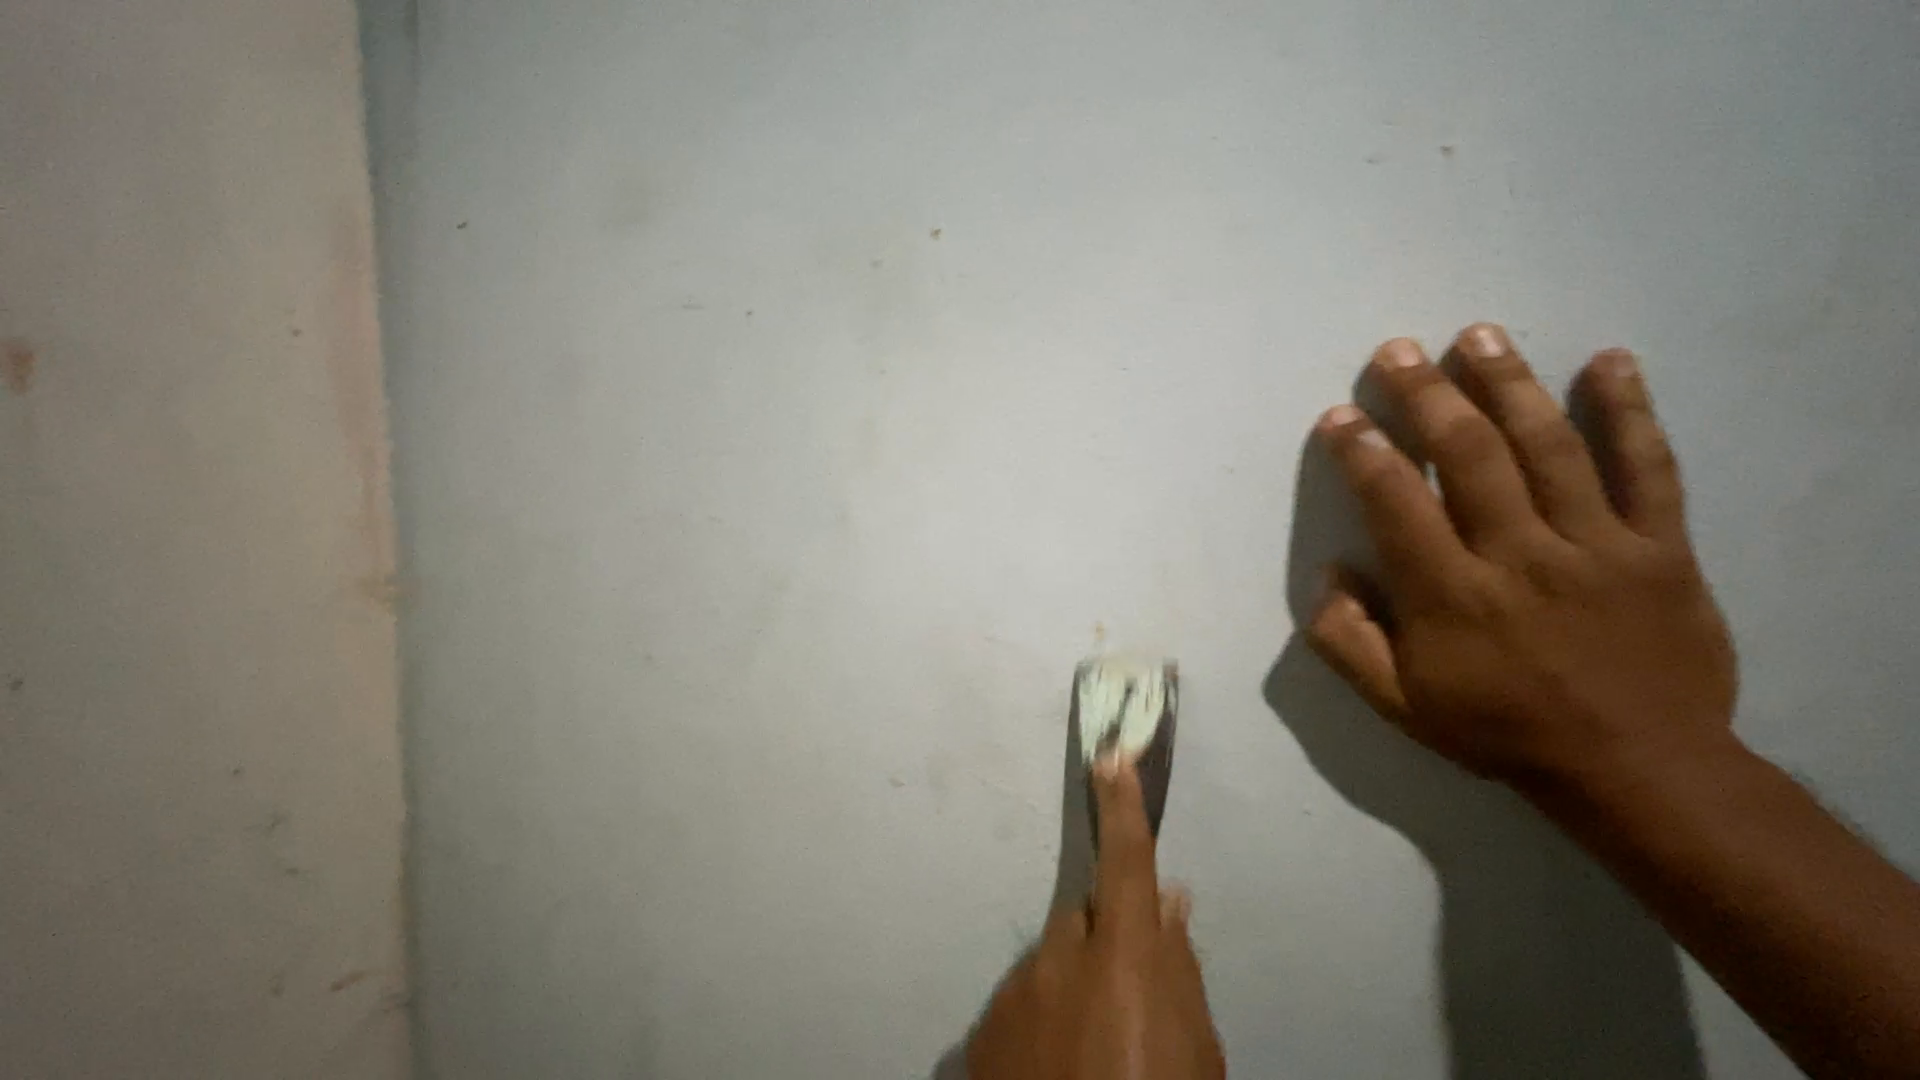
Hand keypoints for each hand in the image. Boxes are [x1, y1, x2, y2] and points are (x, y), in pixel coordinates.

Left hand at [966, 756, 1224, 1079]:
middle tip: (1131, 1011)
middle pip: (1087, 923)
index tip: (1110, 751)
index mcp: (1126, 956)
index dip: (1122, 802)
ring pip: (1053, 967)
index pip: (1126, 860)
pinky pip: (1023, 1005)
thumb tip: (1171, 901)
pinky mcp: (981, 1034)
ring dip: (1074, 992)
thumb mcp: (1199, 1053)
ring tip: (1096, 1059)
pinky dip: (1041, 1025)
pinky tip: (1058, 1071)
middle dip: (1107, 946)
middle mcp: (1061, 956)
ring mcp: (1015, 993)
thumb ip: (1181, 970)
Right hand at [1307, 324, 1738, 791]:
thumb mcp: (1399, 705)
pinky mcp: (1662, 548)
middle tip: (1397, 351)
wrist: (1637, 767)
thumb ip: (1347, 640)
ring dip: (1508, 384)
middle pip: (1469, 456)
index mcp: (1451, 595)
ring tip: (1477, 335)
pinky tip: (1609, 361)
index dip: (1362, 452)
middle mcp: (1519, 555)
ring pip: (1549, 446)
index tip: (1341, 416)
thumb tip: (1331, 570)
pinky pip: (1650, 469)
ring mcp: (1598, 546)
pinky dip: (1630, 411)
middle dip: (1427, 396)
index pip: (1396, 503)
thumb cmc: (1502, 730)